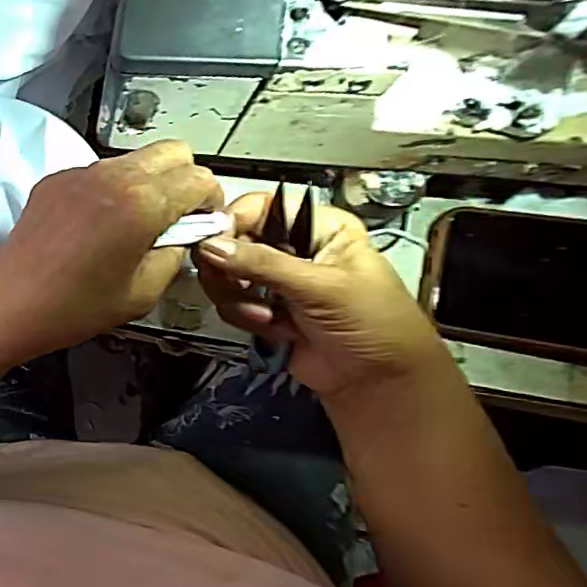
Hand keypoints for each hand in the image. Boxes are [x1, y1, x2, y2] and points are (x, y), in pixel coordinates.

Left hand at [0, 140, 223, 365]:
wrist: (10, 304)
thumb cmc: (72, 307)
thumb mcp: (142, 292)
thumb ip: (174, 254)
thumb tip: (184, 236)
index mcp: (141, 204)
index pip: (200, 178)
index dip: (209, 202)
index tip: (201, 223)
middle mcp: (112, 178)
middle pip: (173, 152)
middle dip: (183, 180)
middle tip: (174, 216)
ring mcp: (79, 174)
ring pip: (134, 158)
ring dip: (146, 181)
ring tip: (133, 222)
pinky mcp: (54, 180)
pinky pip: (97, 171)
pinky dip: (110, 188)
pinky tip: (97, 223)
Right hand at [192, 191, 449, 400]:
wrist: (376, 380)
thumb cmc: (372, 322)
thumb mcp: (320, 286)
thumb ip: (263, 264)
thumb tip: (211, 246)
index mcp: (317, 226)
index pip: (261, 207)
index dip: (233, 222)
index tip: (214, 244)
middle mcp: (291, 247)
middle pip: (231, 242)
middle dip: (231, 271)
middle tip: (241, 288)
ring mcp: (273, 279)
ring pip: (224, 275)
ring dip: (238, 300)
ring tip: (267, 318)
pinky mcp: (260, 308)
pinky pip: (229, 303)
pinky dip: (244, 318)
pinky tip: (274, 329)